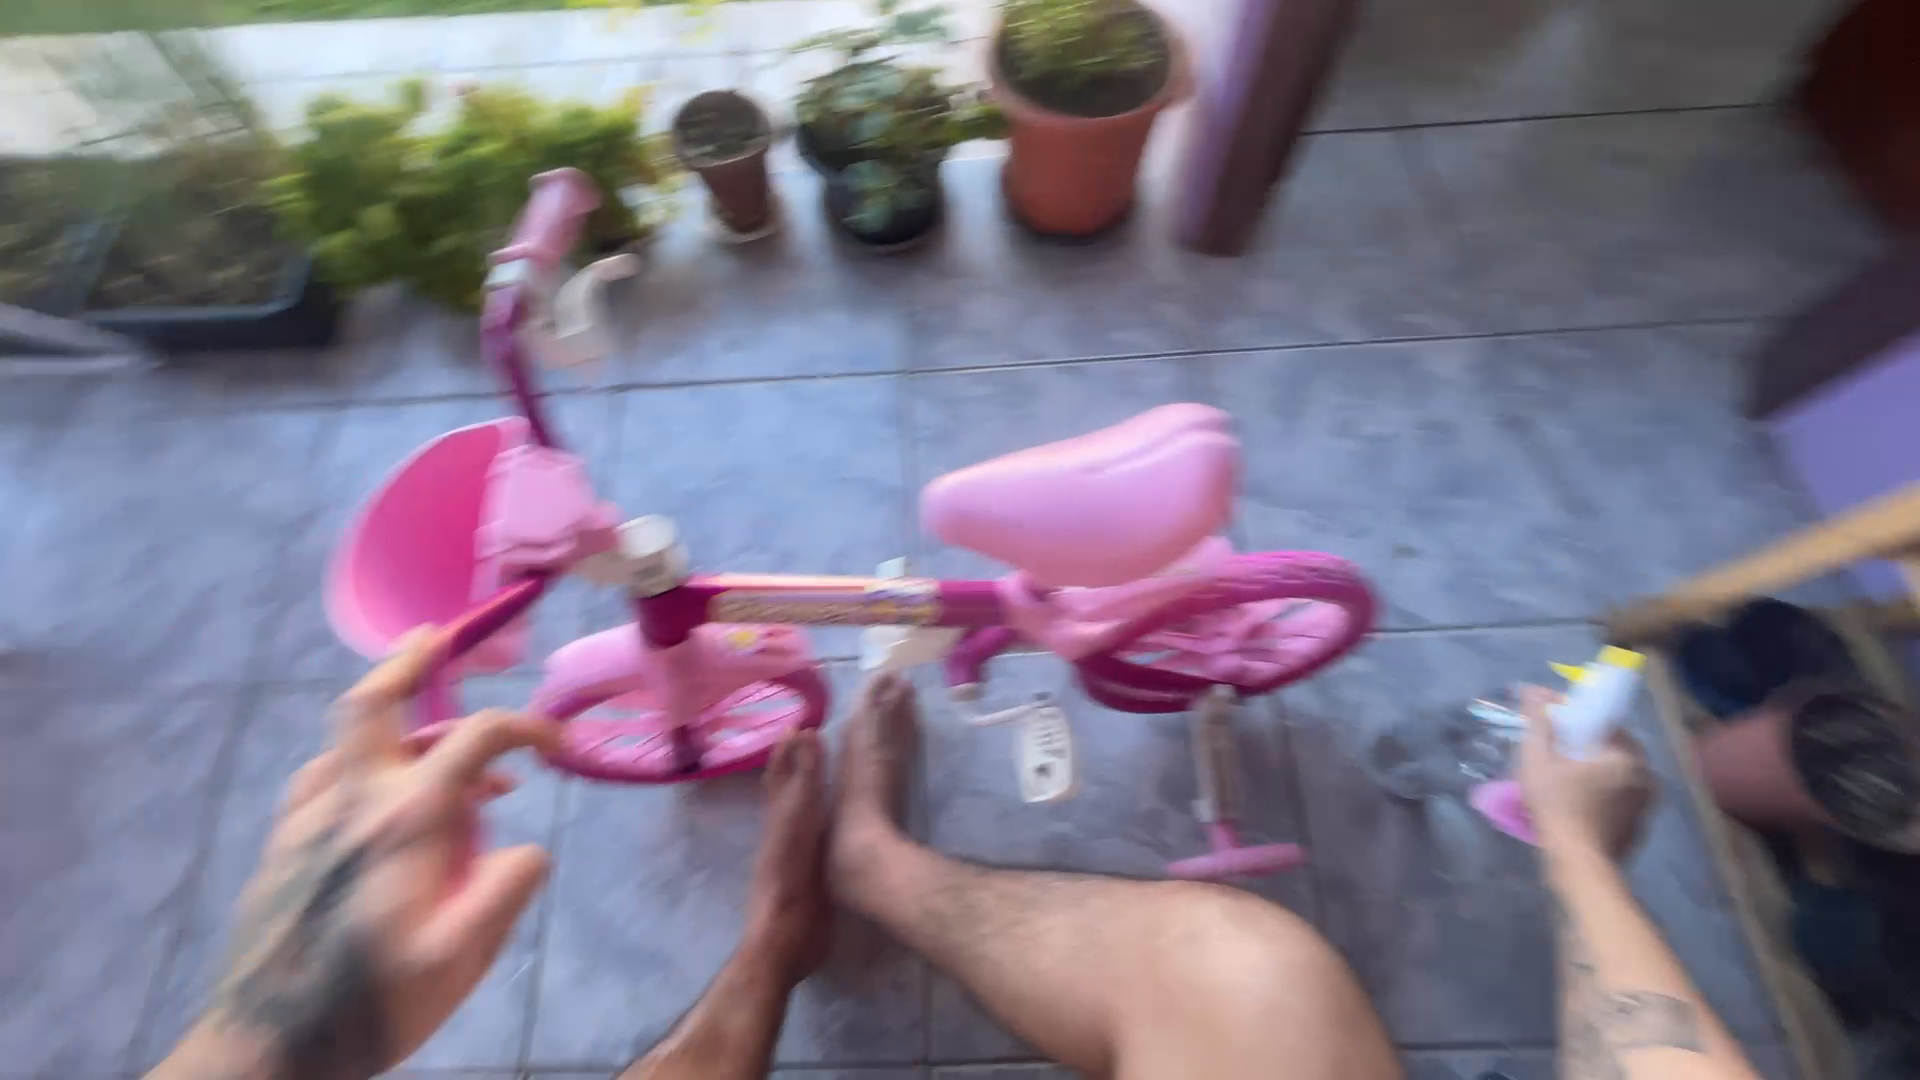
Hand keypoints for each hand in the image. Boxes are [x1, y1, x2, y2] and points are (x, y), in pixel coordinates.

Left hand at [158, 631, 559, 1079]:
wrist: (261, 1059)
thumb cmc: (376, 1001)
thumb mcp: (466, 953)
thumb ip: (510, 885)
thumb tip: (528, 847)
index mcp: (408, 817)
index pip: (480, 736)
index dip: (529, 728)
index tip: (559, 749)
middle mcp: (353, 802)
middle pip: (372, 704)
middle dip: (408, 661)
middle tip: (437, 635)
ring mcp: (307, 822)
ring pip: (346, 742)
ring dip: (397, 724)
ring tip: (442, 742)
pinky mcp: (281, 849)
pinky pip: (320, 780)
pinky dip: (359, 764)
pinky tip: (380, 793)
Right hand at [1515, 684, 1653, 861]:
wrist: (1579, 860)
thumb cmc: (1556, 804)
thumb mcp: (1537, 758)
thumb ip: (1539, 722)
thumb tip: (1534, 689)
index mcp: (1626, 756)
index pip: (1605, 721)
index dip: (1575, 716)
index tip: (1550, 720)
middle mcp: (1646, 774)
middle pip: (1611, 745)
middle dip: (1583, 740)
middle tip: (1552, 745)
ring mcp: (1647, 800)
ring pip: (1617, 769)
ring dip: (1592, 763)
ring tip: (1561, 770)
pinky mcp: (1641, 820)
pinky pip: (1620, 790)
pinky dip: (1600, 785)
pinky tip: (1576, 795)